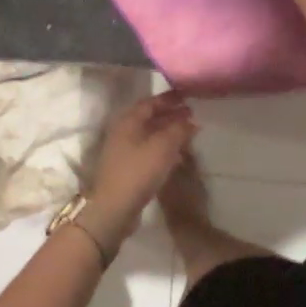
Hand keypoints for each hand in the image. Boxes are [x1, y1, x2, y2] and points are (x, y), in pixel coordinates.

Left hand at [79, 92, 197, 242]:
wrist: (113, 208)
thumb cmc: (138, 172)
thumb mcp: (163, 147)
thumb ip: (179, 130)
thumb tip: (192, 120)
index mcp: (127, 121)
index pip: (150, 102)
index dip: (169, 99)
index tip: (188, 97)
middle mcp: (122, 132)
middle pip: (149, 118)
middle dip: (170, 116)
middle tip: (192, 116)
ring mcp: (122, 151)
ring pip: (149, 136)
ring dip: (168, 134)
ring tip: (189, 136)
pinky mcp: (126, 169)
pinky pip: (148, 152)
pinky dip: (163, 150)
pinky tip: (178, 158)